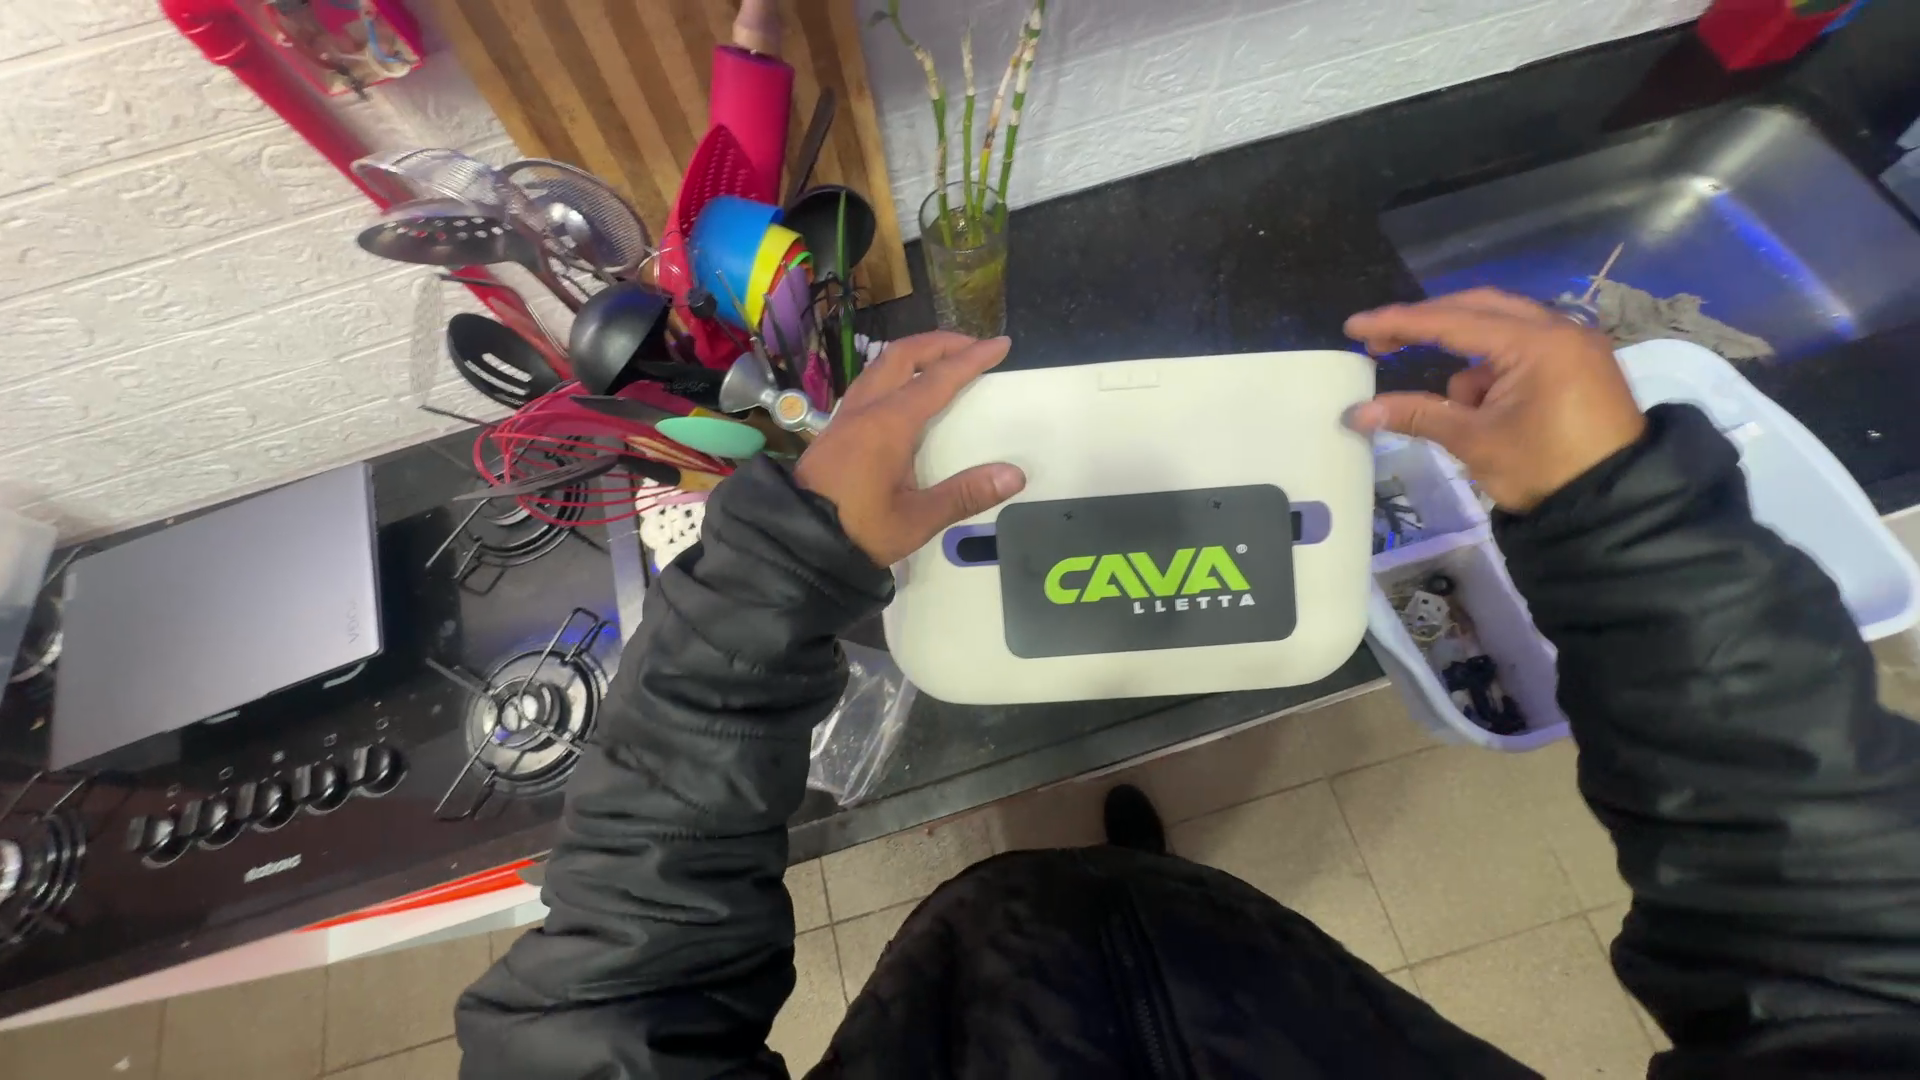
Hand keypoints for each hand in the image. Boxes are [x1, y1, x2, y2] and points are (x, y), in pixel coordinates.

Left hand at [795, 332, 1026, 565]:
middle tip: (972, 346)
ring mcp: (845, 416)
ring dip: (915, 354)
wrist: (797, 542)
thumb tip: (1014, 476)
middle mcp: (865, 409)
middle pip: (903, 355)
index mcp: (888, 424)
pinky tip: (903, 392)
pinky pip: (868, 383)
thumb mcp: (917, 520)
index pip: (937, 379)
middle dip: (941, 343)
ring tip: (941, 362)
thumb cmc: (859, 531)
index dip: (972, 359)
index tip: (1000, 345)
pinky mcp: (835, 429)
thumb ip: (965, 495)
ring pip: (880, 365)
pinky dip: (894, 372)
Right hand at [1344, 289, 1646, 511]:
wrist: (1616, 503)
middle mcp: (1558, 330)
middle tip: (1380, 342)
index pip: (1452, 322)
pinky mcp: (1573, 365)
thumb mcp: (1473, 441)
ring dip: (1462, 360)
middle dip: (1426, 324)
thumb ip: (1416, 415)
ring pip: (1496, 331)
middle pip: (1477, 309)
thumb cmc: (1544, 467)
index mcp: (1536, 343)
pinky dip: (1487, 374)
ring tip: (1452, 407)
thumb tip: (1357, 413)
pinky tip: (1483, 410)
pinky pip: (1516, 353)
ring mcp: (1570, 346)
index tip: (1354, 326)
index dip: (1398, 322)